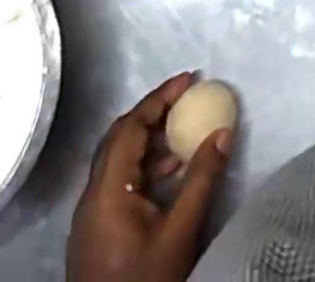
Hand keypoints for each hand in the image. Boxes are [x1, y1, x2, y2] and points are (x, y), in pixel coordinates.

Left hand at [68, 72, 232, 281]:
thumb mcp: (181, 233)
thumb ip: (202, 179)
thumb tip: (224, 132)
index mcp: (106, 193)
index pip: (129, 128)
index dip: (159, 98)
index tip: (190, 80)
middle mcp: (91, 198)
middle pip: (119, 138)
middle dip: (154, 112)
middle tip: (187, 97)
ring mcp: (90, 216)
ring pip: (118, 159)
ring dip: (150, 139)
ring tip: (185, 132)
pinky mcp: (97, 230)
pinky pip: (120, 181)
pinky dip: (145, 164)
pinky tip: (172, 171)